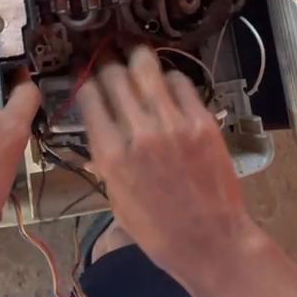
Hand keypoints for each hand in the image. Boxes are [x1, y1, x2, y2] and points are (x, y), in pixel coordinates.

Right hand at [79, 45, 264, 290]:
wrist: (211, 242)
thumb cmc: (158, 230)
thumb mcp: (117, 199)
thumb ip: (106, 159)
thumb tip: (99, 130)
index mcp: (111, 155)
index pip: (90, 97)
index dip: (85, 81)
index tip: (85, 74)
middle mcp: (137, 133)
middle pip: (114, 75)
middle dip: (107, 63)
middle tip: (108, 58)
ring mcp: (172, 123)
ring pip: (146, 68)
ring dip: (136, 58)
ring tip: (134, 54)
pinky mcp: (201, 120)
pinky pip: (180, 82)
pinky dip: (170, 78)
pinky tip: (167, 83)